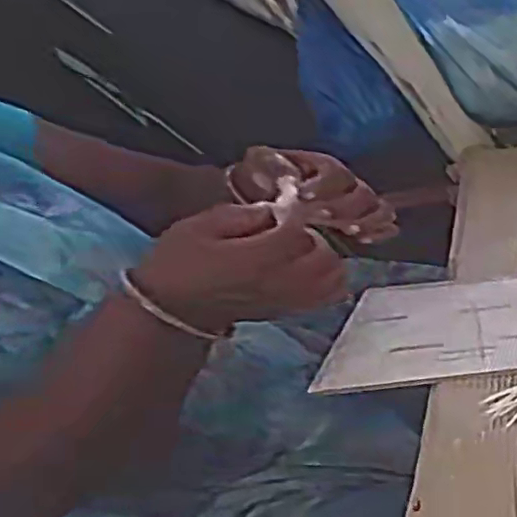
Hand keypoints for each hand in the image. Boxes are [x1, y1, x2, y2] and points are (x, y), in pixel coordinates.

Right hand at [131, 202, 345, 332]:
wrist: (180, 306)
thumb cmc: (181, 262)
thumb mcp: (196, 228)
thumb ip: (238, 215)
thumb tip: (274, 211)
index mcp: (259, 258)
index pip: (298, 233)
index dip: (297, 216)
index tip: (288, 208)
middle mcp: (286, 280)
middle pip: (326, 254)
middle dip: (315, 237)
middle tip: (294, 231)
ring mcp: (298, 297)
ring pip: (337, 274)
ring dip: (328, 257)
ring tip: (305, 250)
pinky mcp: (301, 308)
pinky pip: (335, 293)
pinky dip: (333, 278)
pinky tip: (315, 269)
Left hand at [228, 146, 397, 243]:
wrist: (273, 199)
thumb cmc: (269, 178)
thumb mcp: (262, 162)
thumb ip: (273, 165)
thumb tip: (292, 178)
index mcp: (328, 166)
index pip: (337, 173)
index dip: (324, 186)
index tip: (302, 196)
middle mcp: (353, 184)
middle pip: (365, 194)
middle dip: (344, 207)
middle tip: (321, 217)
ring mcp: (366, 205)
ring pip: (383, 210)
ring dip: (367, 222)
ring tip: (347, 231)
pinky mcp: (372, 224)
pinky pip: (389, 228)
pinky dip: (380, 233)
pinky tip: (362, 239)